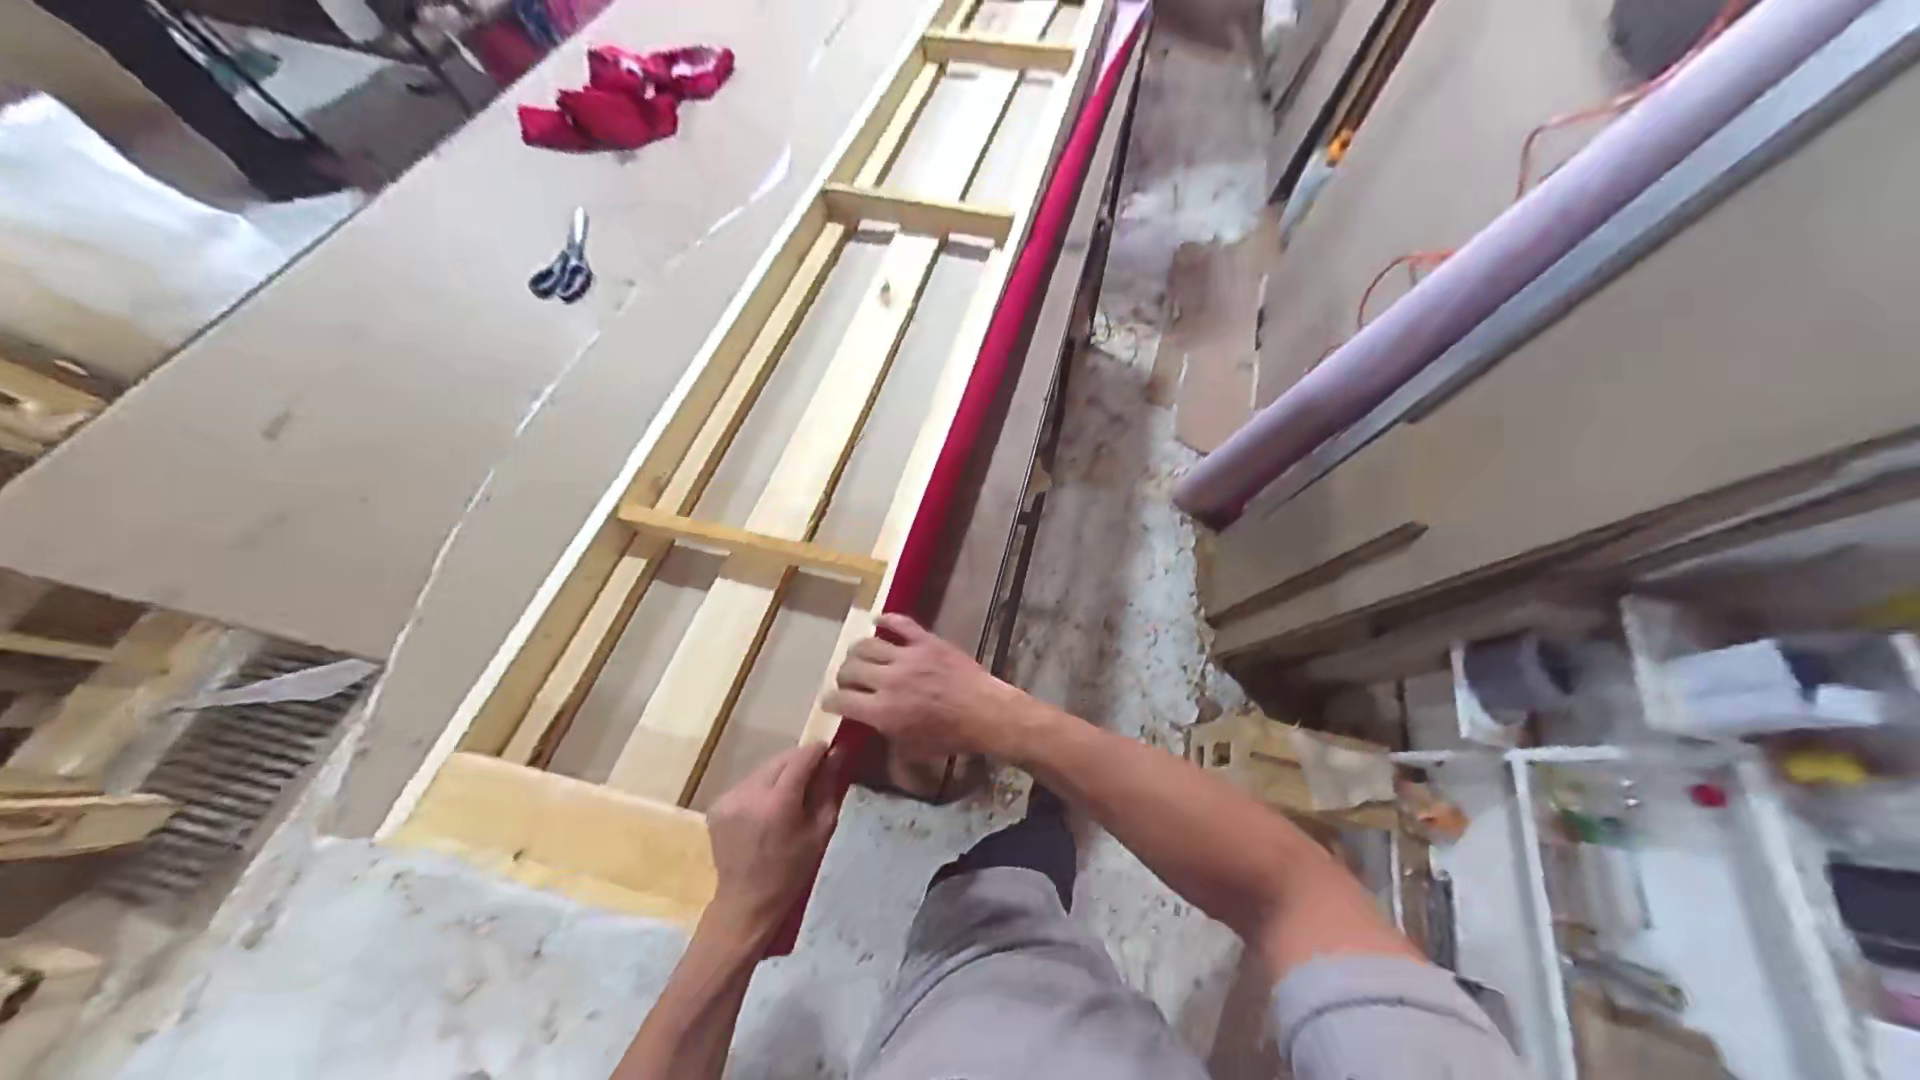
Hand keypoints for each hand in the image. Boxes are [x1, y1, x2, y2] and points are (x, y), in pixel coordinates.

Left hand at [703, 742, 842, 945]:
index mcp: (778, 803)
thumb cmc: (791, 871)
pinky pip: (748, 783)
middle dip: (799, 761)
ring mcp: (729, 798)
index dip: (818, 750)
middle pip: (780, 759)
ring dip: (780, 773)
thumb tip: (838, 752)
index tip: (830, 751)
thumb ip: (828, 787)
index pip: (801, 758)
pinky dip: (762, 787)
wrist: (746, 902)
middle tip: (814, 774)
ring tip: (790, 793)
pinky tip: (767, 807)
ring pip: (764, 769)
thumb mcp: (820, 830)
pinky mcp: (717, 804)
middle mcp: (750, 794)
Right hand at [821, 614, 1034, 758]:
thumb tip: (872, 724)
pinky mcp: (926, 641)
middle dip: (842, 676)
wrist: (984, 713)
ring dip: (857, 650)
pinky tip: (878, 620)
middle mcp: (888, 681)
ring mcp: (907, 657)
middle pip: (849, 669)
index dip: (830, 701)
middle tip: (847, 679)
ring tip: (858, 655)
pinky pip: (900, 623)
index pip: (842, 700)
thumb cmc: (950, 737)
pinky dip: (886, 619)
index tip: (829, 701)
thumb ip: (886, 733)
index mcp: (882, 711)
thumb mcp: (912, 748)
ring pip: (867, 644)